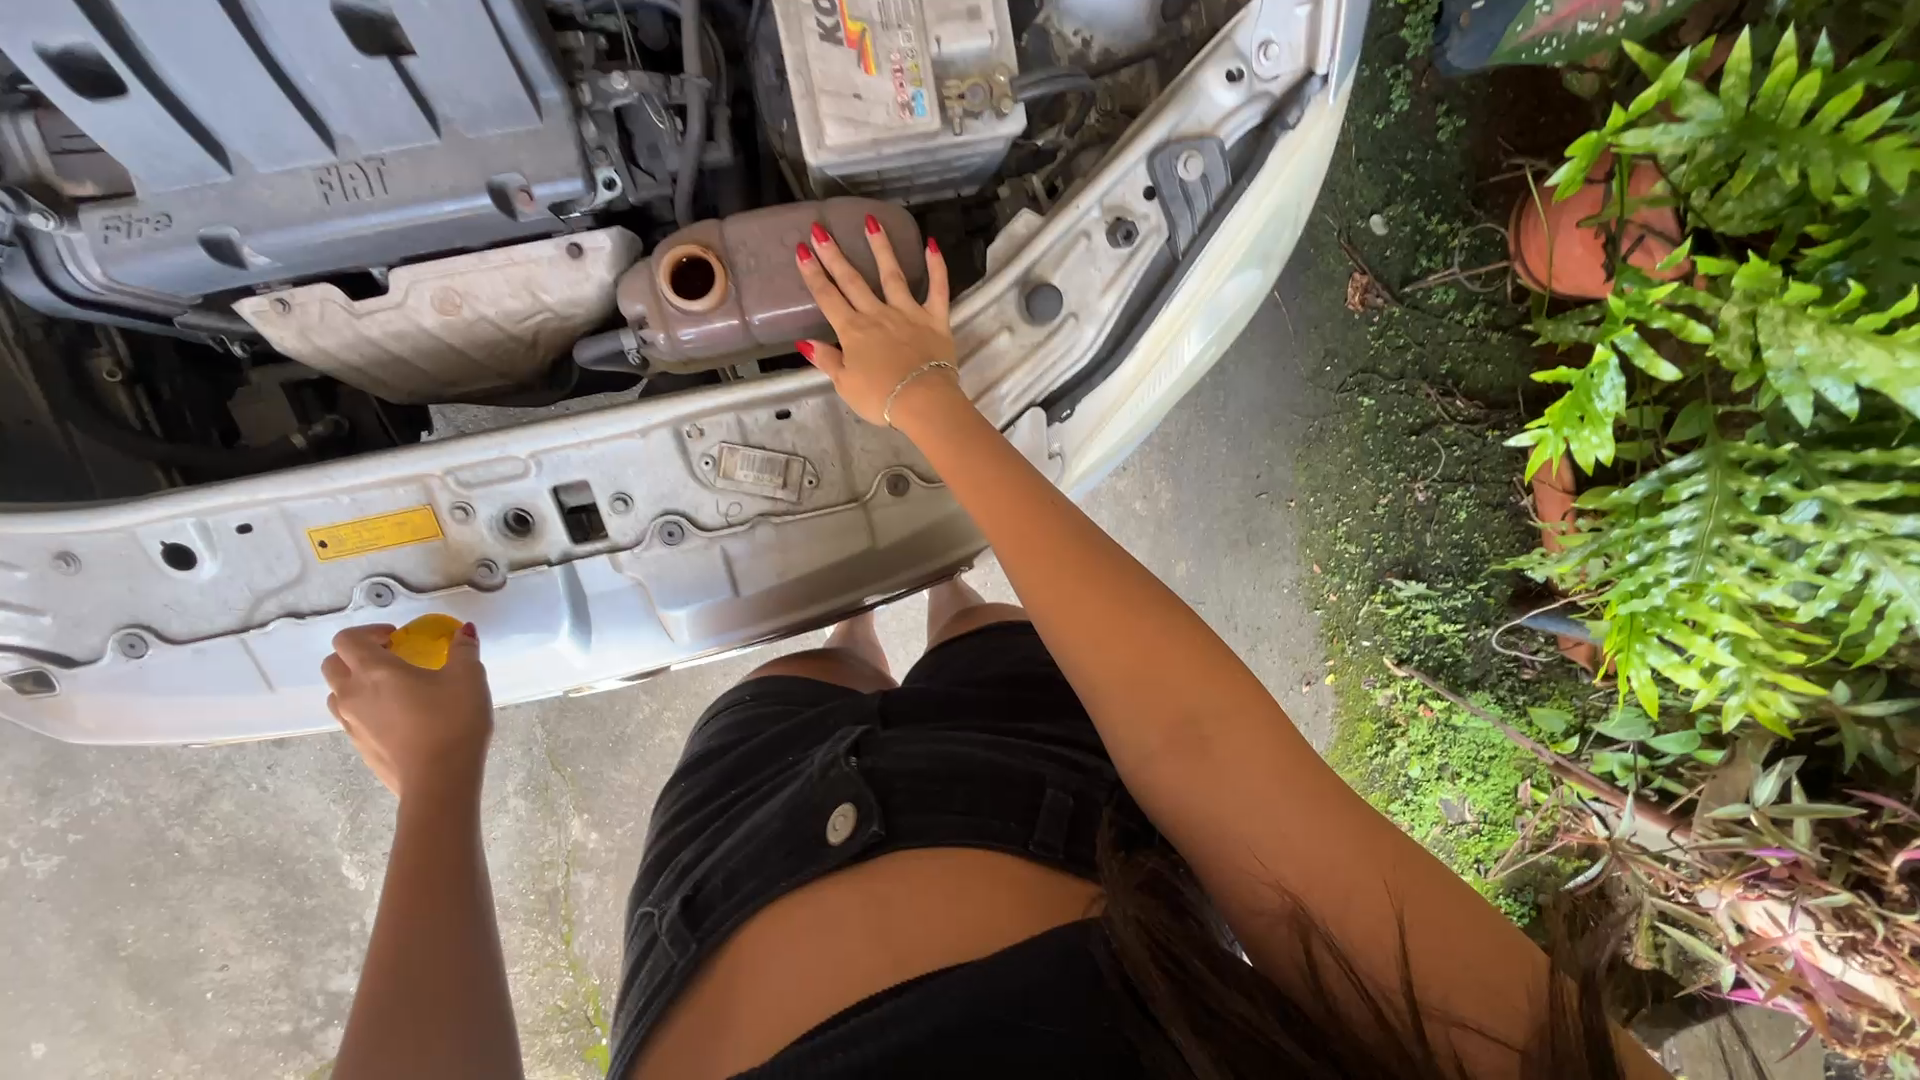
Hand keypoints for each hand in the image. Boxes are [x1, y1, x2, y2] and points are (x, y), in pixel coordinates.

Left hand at [321, 622, 492, 798]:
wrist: (439, 777)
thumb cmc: (453, 719)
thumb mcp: (469, 676)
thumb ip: (463, 649)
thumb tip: (465, 631)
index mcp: (374, 671)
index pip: (347, 639)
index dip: (369, 631)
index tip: (398, 637)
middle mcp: (352, 694)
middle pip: (333, 664)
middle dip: (357, 654)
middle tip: (393, 657)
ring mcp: (351, 723)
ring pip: (337, 693)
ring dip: (356, 682)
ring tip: (393, 687)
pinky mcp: (358, 745)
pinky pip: (351, 717)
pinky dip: (366, 707)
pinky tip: (400, 715)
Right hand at [794, 216, 968, 429]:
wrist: (922, 401)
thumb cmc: (880, 399)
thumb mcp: (845, 384)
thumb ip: (827, 360)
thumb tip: (805, 342)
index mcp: (852, 331)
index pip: (827, 297)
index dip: (813, 274)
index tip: (802, 250)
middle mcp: (877, 314)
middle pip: (852, 280)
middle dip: (834, 254)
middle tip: (820, 229)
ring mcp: (908, 313)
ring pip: (892, 274)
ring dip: (881, 247)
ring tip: (872, 221)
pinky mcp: (935, 319)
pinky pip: (938, 289)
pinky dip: (936, 267)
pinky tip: (931, 245)